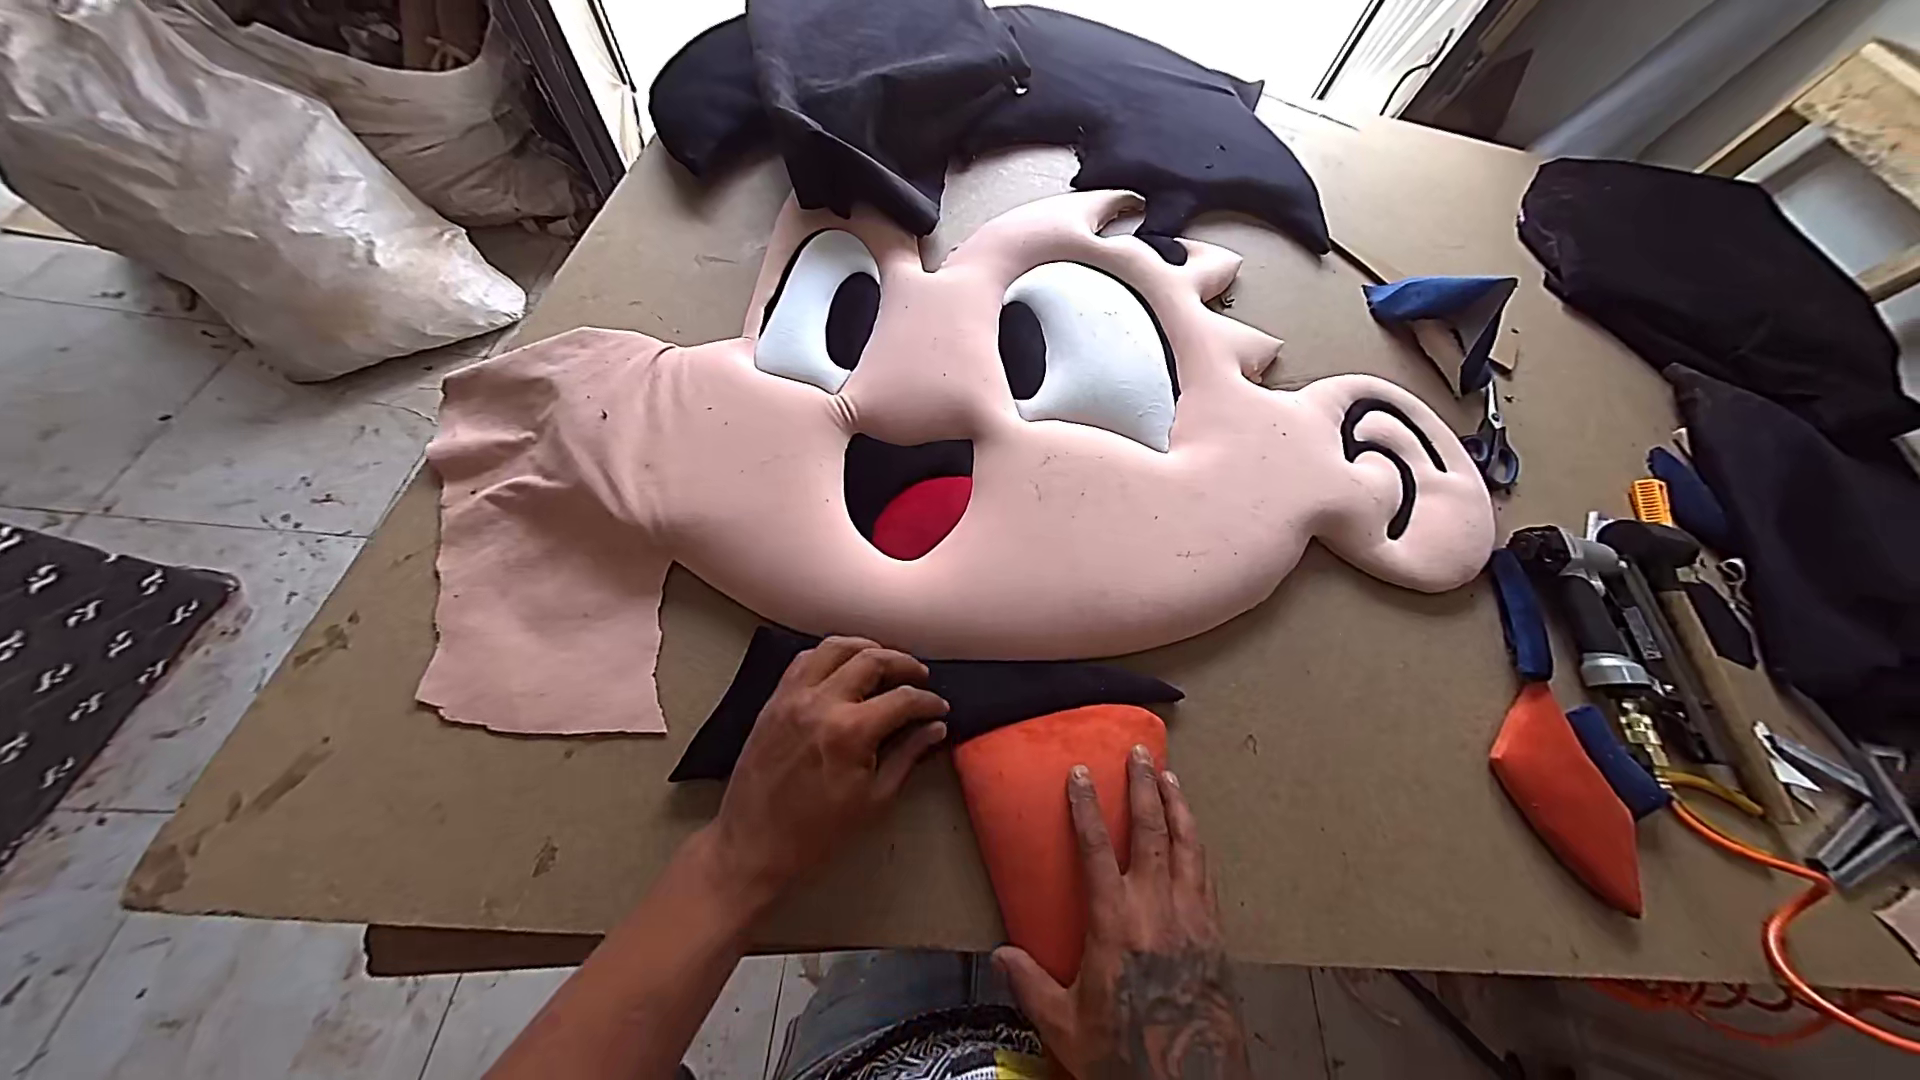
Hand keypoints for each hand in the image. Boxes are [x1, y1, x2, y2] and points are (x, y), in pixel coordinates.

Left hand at [706, 636, 949, 907]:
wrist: (753, 845)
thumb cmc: (817, 833)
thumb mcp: (874, 799)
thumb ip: (907, 755)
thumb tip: (935, 728)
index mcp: (849, 732)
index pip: (902, 699)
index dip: (928, 701)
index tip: (939, 707)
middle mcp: (821, 703)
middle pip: (872, 660)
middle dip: (904, 664)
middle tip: (919, 676)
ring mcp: (793, 697)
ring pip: (835, 648)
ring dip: (866, 648)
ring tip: (885, 660)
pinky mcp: (774, 701)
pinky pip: (804, 660)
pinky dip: (829, 655)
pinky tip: (843, 667)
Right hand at [994, 747, 1249, 1079]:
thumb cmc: (1127, 1054)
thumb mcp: (1065, 1025)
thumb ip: (1030, 984)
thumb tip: (999, 957)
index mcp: (1116, 923)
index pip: (1096, 847)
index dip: (1086, 806)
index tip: (1081, 774)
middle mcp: (1156, 908)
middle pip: (1151, 831)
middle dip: (1144, 786)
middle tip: (1140, 754)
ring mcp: (1191, 918)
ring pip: (1187, 845)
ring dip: (1177, 805)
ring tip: (1170, 776)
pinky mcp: (1214, 933)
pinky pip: (1206, 873)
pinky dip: (1198, 843)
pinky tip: (1194, 832)